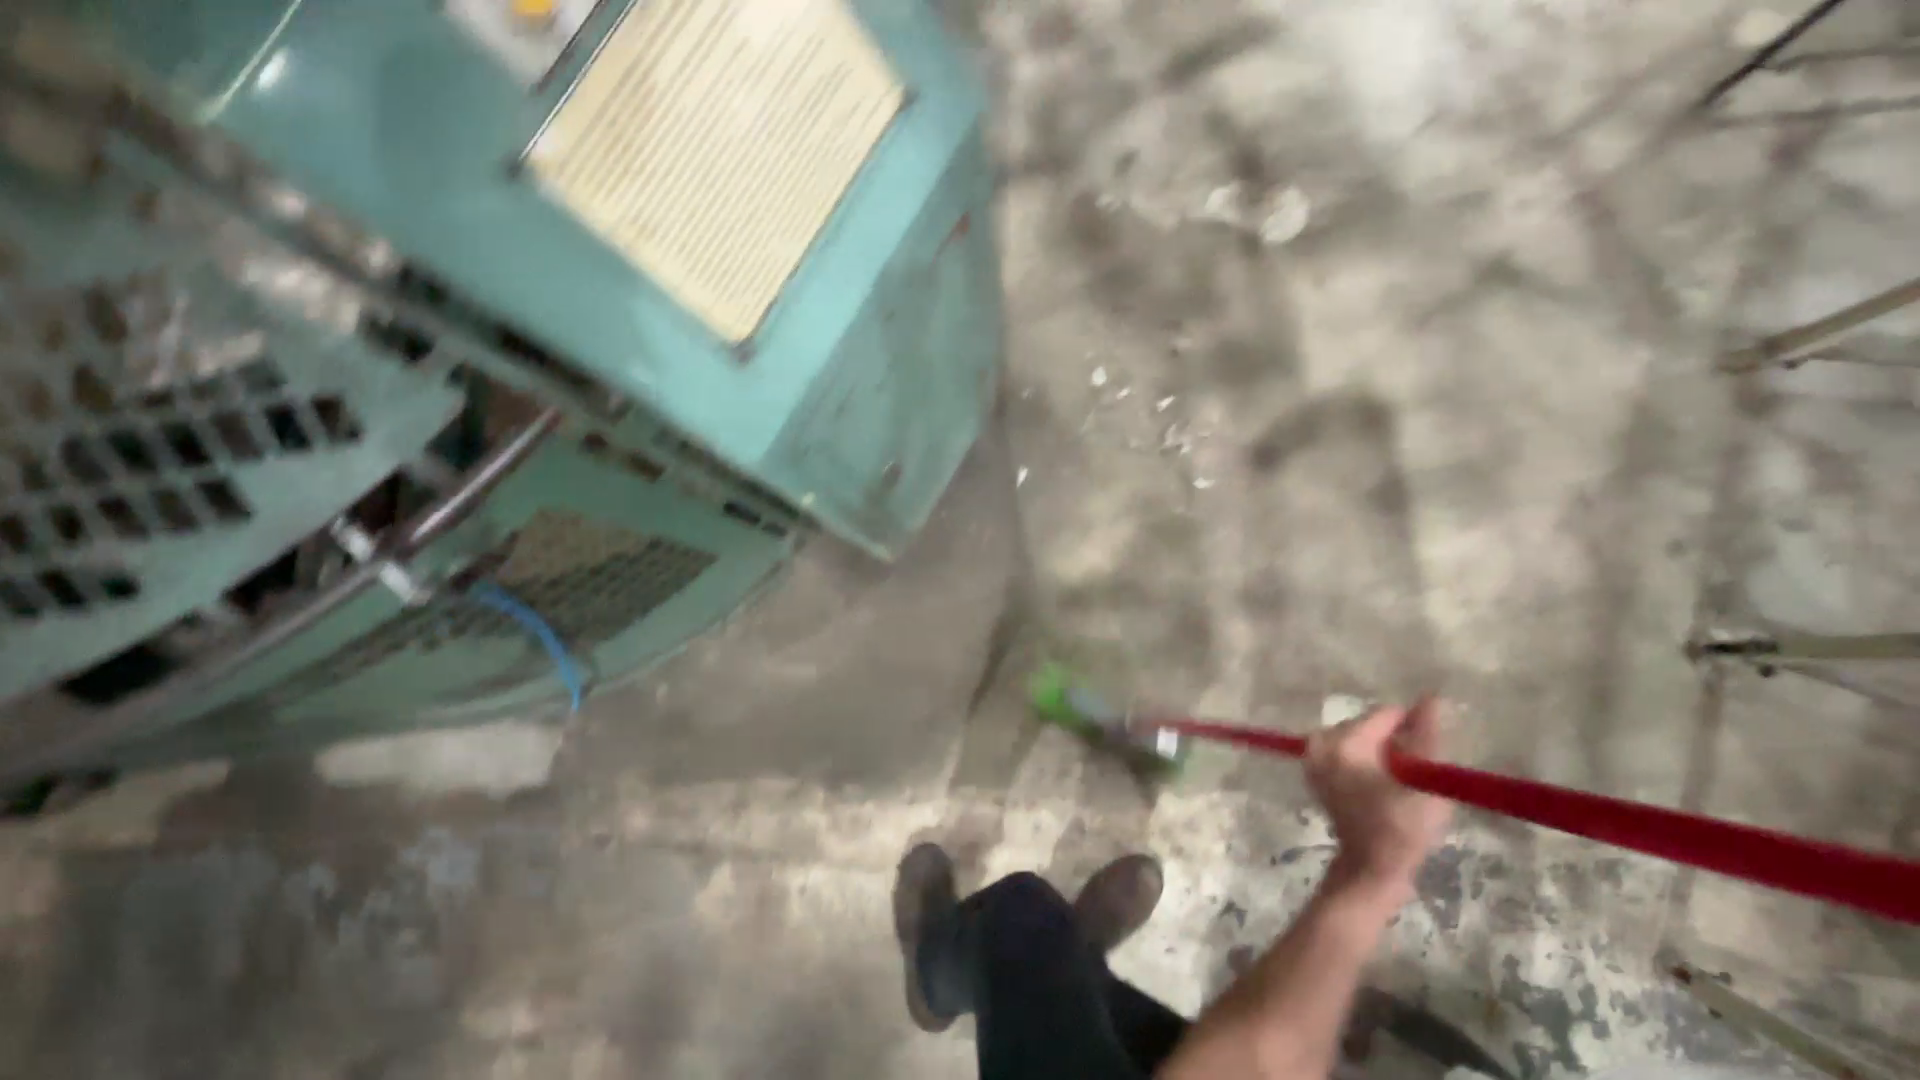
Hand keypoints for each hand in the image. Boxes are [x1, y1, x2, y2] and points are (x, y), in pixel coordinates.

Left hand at [1305, 701, 1450, 897]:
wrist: (1371, 869)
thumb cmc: (1401, 827)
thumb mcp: (1424, 781)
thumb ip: (1427, 736)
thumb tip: (1431, 698)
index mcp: (1343, 741)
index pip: (1387, 715)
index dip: (1414, 732)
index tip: (1428, 759)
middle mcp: (1320, 743)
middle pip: (1372, 726)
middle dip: (1397, 744)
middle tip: (1414, 777)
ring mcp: (1314, 759)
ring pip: (1362, 739)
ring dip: (1384, 754)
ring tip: (1400, 786)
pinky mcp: (1317, 774)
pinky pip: (1350, 754)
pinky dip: (1368, 764)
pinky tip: (1383, 789)